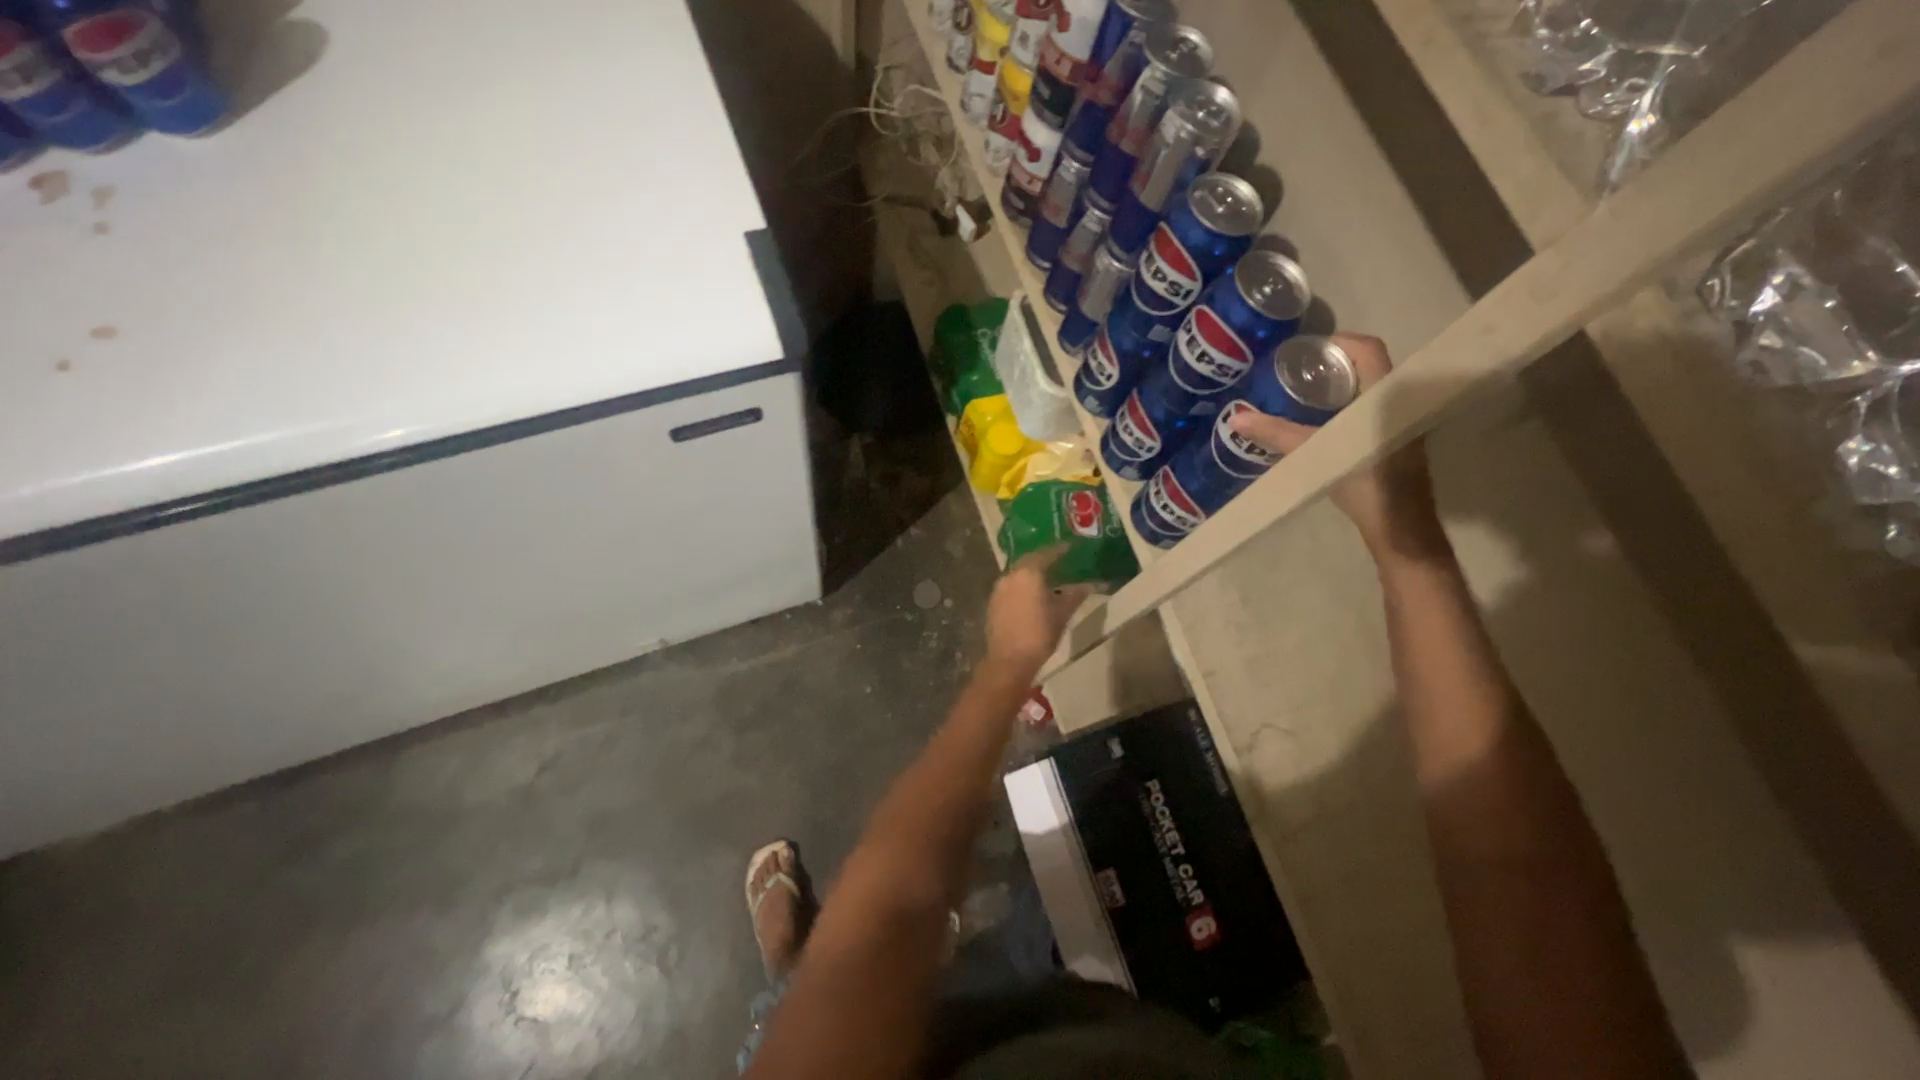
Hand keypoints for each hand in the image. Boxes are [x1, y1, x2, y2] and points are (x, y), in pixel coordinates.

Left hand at [985, 547, 1093, 675]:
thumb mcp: (1062, 614)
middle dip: (1043, 560)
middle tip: (1058, 560)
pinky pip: (1010, 587)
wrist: (1009, 660)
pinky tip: (1031, 595)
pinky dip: (1022, 587)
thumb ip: (1074, 595)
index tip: (1070, 547)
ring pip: (1018, 575)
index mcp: (1028, 573)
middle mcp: (1010, 576)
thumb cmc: (1040, 634)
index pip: (1046, 554)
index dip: (1059, 550)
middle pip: (1028, 561)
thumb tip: (1089, 585)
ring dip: (1031, 574)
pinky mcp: (993, 603)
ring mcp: (998, 589)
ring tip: (1047, 578)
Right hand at [1227, 333, 1447, 560]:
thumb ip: (1280, 435)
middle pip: (1367, 366)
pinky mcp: (1396, 442)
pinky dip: (1346, 407)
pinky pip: (1370, 409)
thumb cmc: (1367, 488)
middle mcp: (1399, 403)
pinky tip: (1321, 423)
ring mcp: (1401, 423)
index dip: (1337, 343)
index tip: (1303, 353)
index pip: (1368, 349)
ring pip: (1369, 389)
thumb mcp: (1319, 457)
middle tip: (1295, 374)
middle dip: (1331, 366)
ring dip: (1339, 387)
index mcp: (1386, 396)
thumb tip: (1237, 418)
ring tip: (1301, 395)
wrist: (1401, 532)